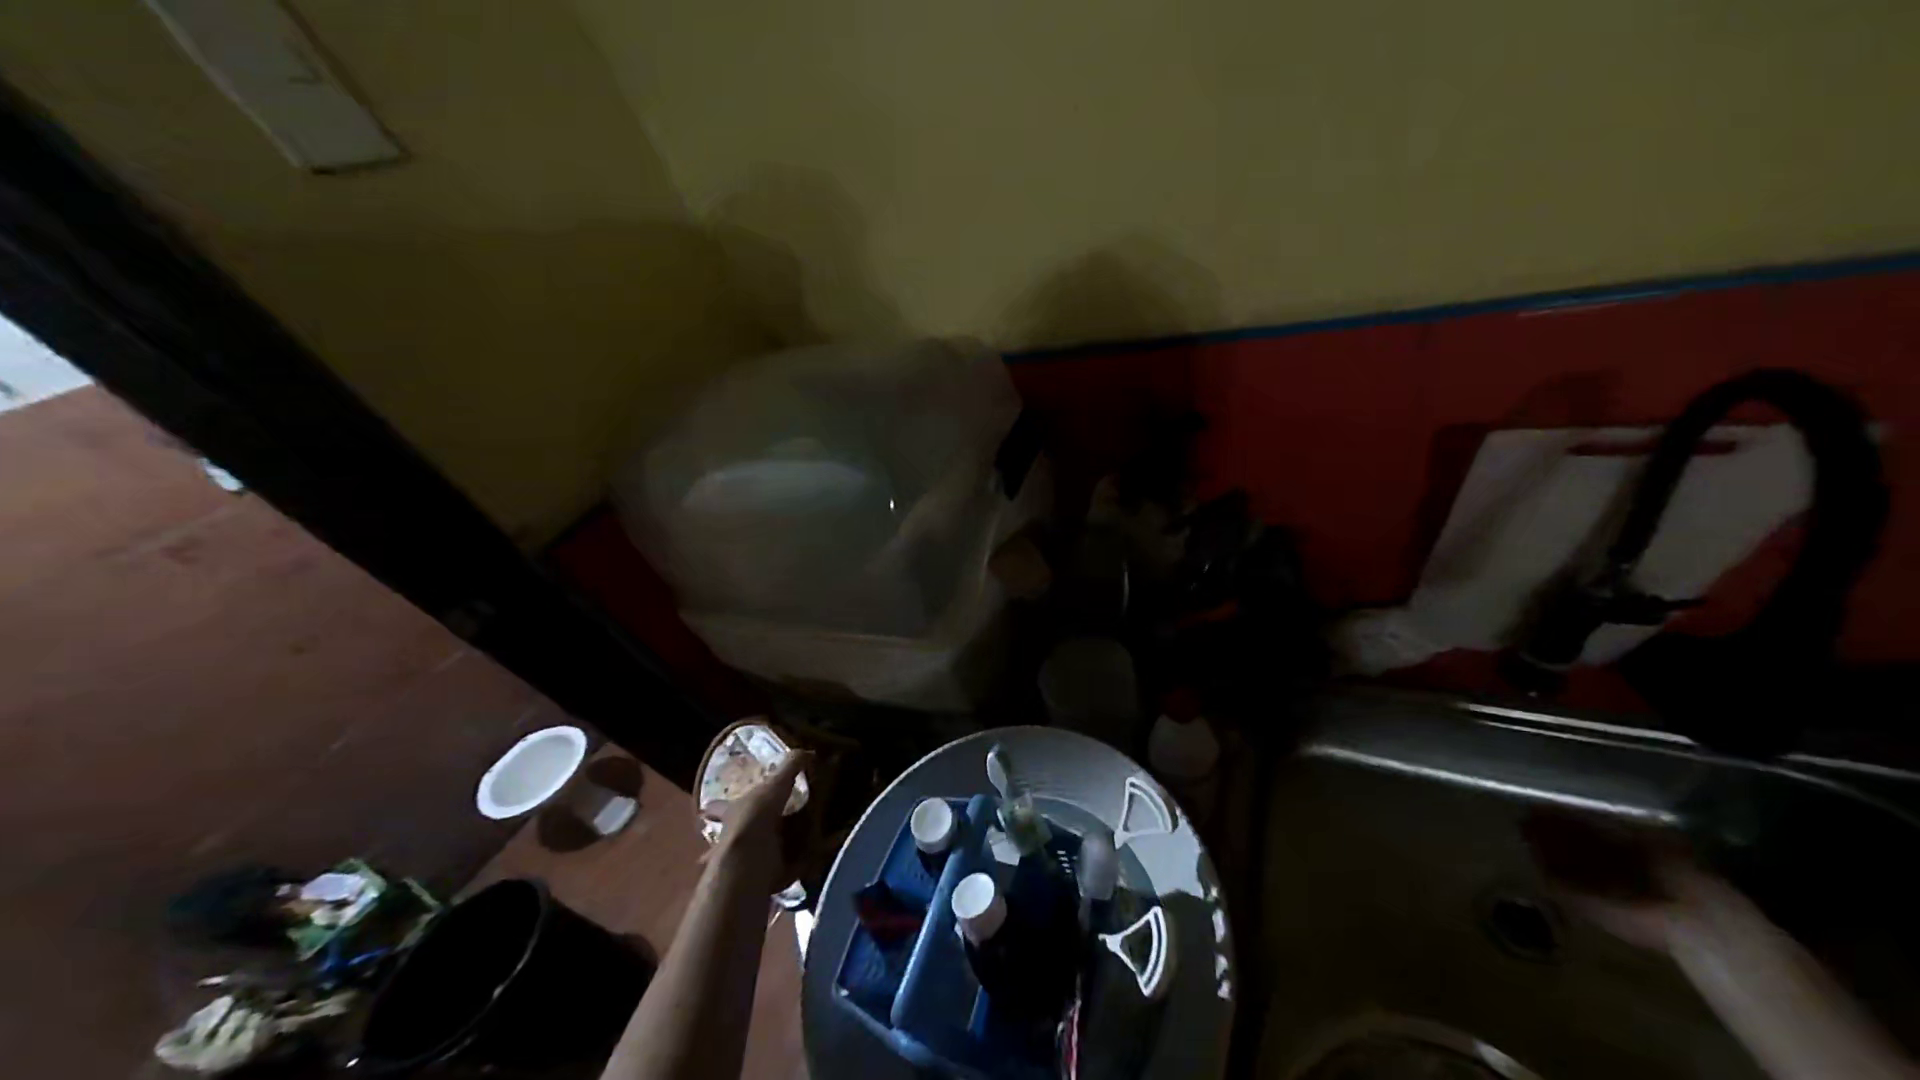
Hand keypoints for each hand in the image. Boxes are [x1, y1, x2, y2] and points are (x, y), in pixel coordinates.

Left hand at [701, 750, 810, 890]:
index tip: (707, 808)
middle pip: (728, 834)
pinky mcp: (760, 879)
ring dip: (760, 853)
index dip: (715, 807)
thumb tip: (808, 750)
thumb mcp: (775, 785)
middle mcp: (730, 837)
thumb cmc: (756, 817)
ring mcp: (741, 862)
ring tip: (783, 847)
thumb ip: (790, 766)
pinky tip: (804, 867)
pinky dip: (791, 870)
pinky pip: (777, 873)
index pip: (718, 807)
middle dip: (732, 834)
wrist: (752, 860)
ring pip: (746, 857)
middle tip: (749, 830)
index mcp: (731, 812)